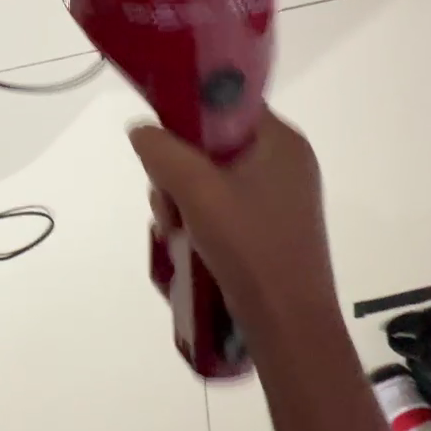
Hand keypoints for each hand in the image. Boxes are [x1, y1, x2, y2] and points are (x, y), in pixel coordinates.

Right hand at [129, 111, 338, 330]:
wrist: (289, 329)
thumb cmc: (250, 247)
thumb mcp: (195, 189)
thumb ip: (160, 148)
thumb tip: (142, 131)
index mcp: (281, 143)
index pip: (224, 100)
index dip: (186, 110)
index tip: (160, 138)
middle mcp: (283, 163)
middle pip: (207, 141)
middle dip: (174, 168)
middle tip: (167, 199)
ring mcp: (276, 198)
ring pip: (205, 175)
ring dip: (178, 198)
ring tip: (174, 230)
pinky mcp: (266, 227)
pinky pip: (216, 203)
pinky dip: (194, 217)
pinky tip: (185, 242)